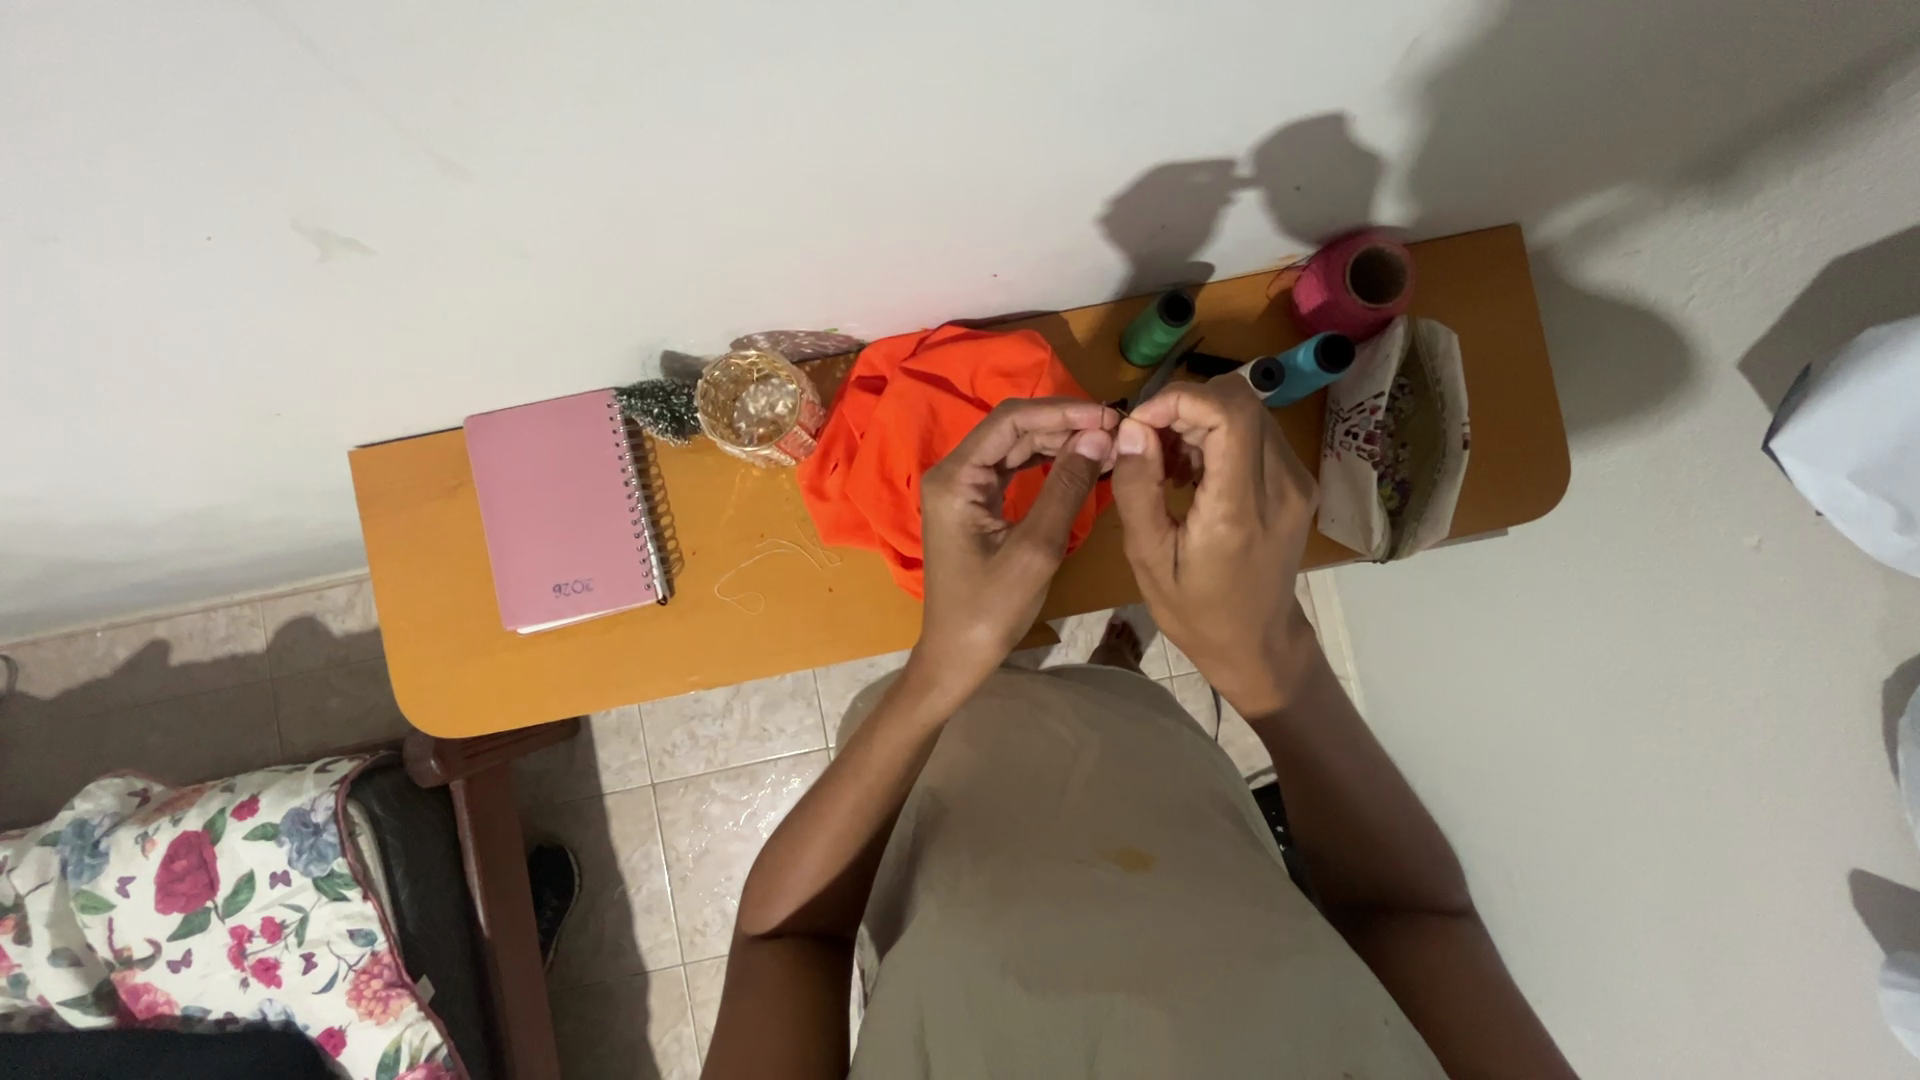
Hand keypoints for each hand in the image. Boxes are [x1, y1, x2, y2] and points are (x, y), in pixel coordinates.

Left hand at [912, 398, 1118, 698]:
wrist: (958, 655)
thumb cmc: (990, 610)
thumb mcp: (1035, 549)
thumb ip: (1066, 489)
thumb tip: (1100, 437)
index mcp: (955, 478)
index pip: (1010, 421)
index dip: (1062, 411)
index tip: (1109, 415)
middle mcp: (953, 473)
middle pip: (1012, 429)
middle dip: (1063, 424)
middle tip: (1116, 430)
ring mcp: (962, 489)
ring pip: (1014, 448)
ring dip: (1058, 442)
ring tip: (1105, 443)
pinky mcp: (974, 505)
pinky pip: (1013, 471)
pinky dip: (1046, 464)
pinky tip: (1080, 462)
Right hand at [1110, 378, 1317, 716]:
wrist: (1256, 641)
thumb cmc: (1194, 610)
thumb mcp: (1147, 558)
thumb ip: (1138, 489)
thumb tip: (1131, 429)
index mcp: (1238, 509)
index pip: (1228, 415)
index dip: (1179, 399)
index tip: (1138, 423)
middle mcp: (1280, 486)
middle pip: (1240, 402)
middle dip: (1184, 406)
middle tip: (1146, 442)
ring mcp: (1296, 482)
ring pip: (1248, 412)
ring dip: (1199, 420)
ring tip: (1165, 462)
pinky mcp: (1297, 482)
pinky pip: (1255, 433)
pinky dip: (1217, 435)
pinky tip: (1191, 471)